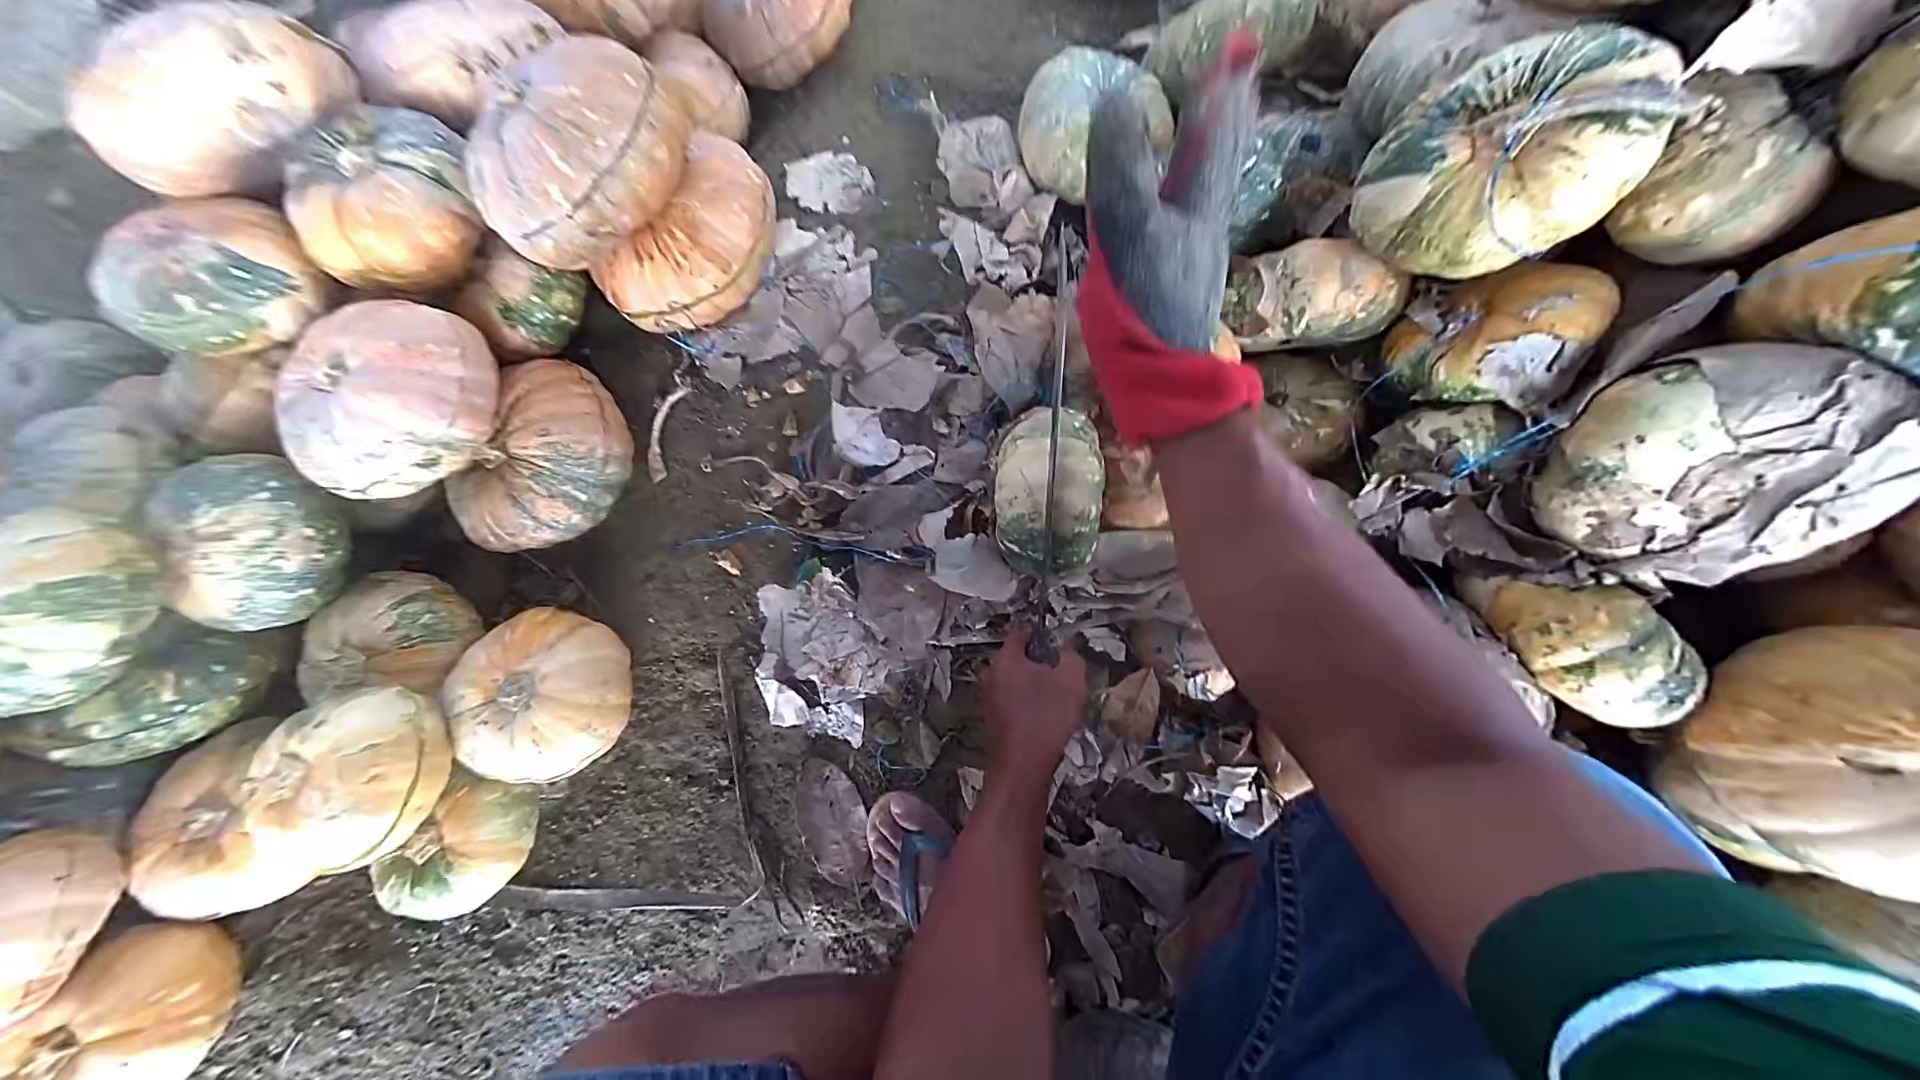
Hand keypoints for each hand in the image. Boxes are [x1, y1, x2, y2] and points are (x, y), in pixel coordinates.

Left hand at [981, 626, 1087, 787]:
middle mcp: (990, 674)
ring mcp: (987, 698)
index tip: (1057, 649)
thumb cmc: (1047, 716)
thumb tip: (1066, 653)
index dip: (1041, 637)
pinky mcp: (991, 719)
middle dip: (1038, 665)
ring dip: (1032, 687)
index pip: (1021, 634)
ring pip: (1014, 682)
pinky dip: (1025, 706)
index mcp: (1006, 659)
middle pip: (1017, 659)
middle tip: (1060, 678)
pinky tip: (1042, 720)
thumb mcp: (1072, 680)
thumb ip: (1071, 657)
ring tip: (1054, 702)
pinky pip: (1011, 702)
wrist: (1024, 763)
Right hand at [1086, 32, 1258, 351]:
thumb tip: (1118, 104)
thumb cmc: (1145, 306)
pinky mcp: (1179, 277)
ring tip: (1226, 117)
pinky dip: (1199, 187)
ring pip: (1212, 187)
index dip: (1217, 92)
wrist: (1160, 373)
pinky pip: (1195, 214)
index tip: (1235, 48)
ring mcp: (1192, 251)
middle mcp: (1202, 222)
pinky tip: (1187, 195)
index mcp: (1195, 206)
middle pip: (1222, 158)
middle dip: (1229, 113)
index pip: (1211, 137)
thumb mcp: (1126, 230)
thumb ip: (1121, 169)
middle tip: (1243, 71)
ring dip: (1218, 147)